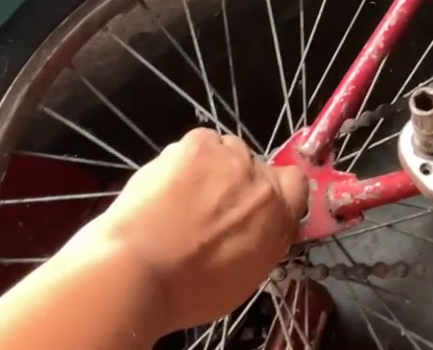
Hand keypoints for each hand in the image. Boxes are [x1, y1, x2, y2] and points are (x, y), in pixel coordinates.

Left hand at [84, 129, 309, 332]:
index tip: (257, 207)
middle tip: (211, 207)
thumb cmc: (187, 291)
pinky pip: (203, 142)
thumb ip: (262, 241)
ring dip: (214, 167)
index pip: (297, 184)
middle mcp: (260, 181)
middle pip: (257, 167)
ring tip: (186, 194)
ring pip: (228, 151)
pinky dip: (190, 157)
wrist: (136, 270)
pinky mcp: (198, 143)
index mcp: (278, 216)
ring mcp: (229, 158)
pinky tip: (172, 181)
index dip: (278, 193)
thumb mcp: (243, 277)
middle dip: (239, 184)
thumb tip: (257, 226)